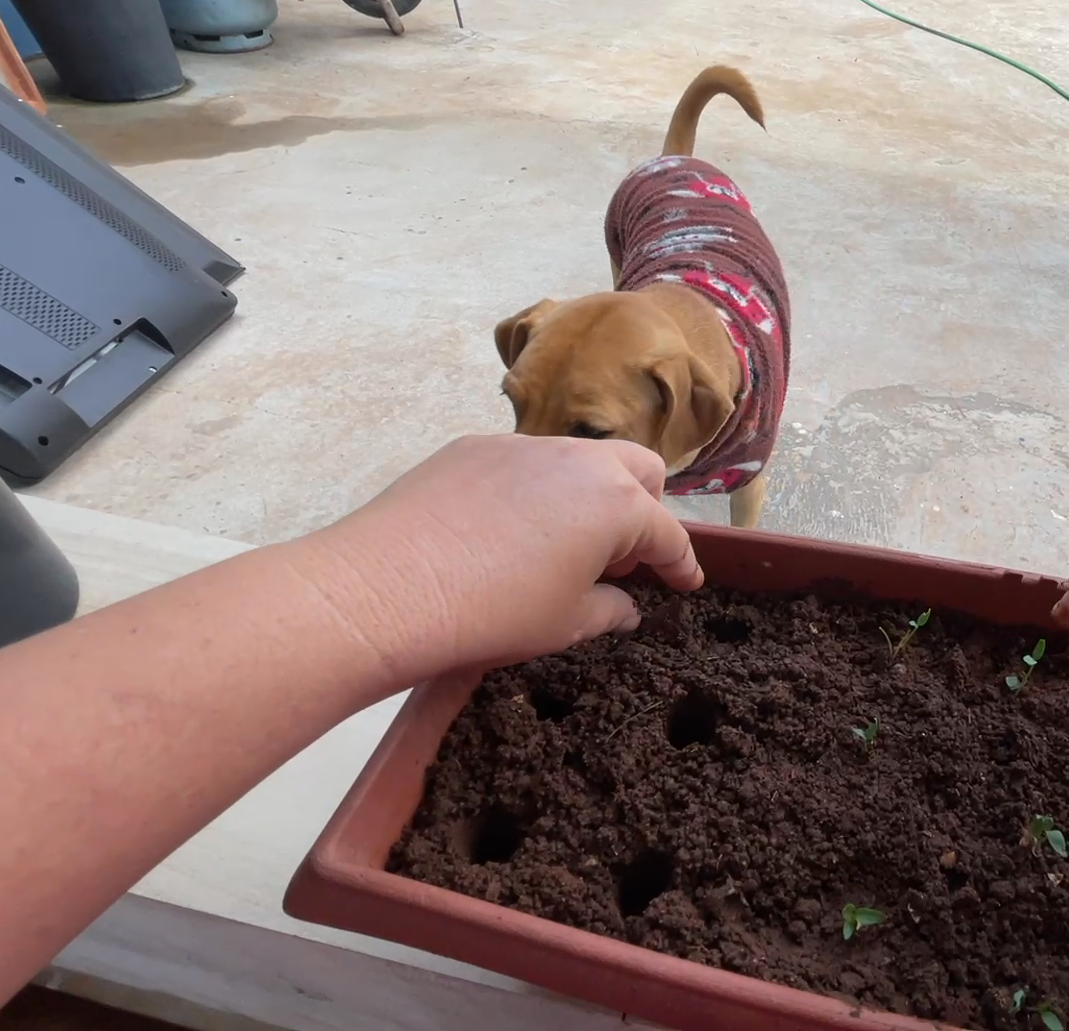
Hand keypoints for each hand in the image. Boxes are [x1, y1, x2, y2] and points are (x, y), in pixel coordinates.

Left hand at [295, 434, 702, 689]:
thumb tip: (625, 606)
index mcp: (616, 504)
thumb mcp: (567, 623)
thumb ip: (611, 609)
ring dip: (590, 497)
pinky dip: (536, 491)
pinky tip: (502, 529)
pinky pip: (527, 462)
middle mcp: (581, 461)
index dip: (682, 564)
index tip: (686, 582)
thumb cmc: (493, 613)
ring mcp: (525, 445)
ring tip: (559, 542)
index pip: (668, 534)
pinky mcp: (475, 445)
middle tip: (621, 556)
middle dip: (646, 511)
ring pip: (582, 461)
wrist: (382, 591)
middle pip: (640, 471)